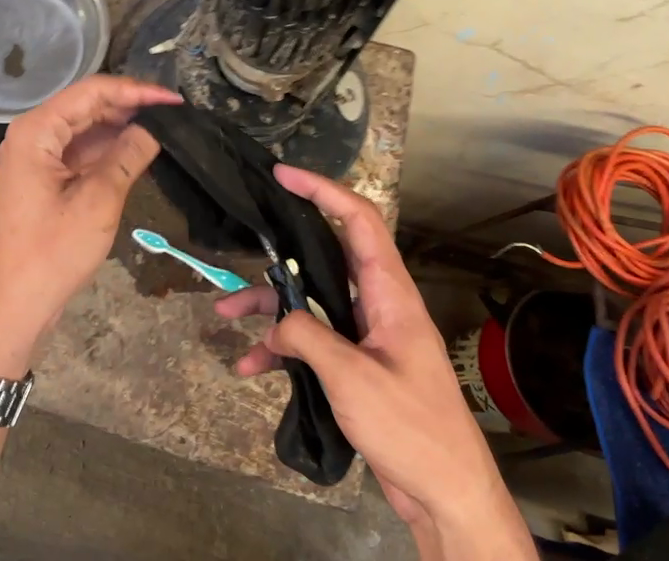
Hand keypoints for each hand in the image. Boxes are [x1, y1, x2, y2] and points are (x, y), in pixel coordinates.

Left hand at [0, 75, 181, 378]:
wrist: (16, 303)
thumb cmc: (53, 252)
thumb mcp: (98, 201)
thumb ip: (127, 156)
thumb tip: (154, 127)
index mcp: (36, 131)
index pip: (91, 91)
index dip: (135, 90)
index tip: (173, 99)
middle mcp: (32, 134)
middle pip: (87, 105)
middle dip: (130, 105)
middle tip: (175, 111)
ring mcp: (37, 156)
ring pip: (86, 127)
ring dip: (122, 125)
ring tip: (165, 124)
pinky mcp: (45, 176)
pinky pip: (81, 149)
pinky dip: (109, 147)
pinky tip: (140, 147)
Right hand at [216, 166, 534, 559]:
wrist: (446, 493)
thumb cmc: (410, 427)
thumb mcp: (352, 378)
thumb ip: (308, 337)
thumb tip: (277, 321)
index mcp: (389, 294)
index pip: (359, 220)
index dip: (323, 190)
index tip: (284, 175)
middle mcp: (378, 305)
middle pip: (326, 259)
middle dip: (281, 253)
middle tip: (245, 237)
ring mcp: (367, 336)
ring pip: (310, 304)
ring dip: (268, 308)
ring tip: (222, 315)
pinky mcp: (357, 366)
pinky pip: (311, 343)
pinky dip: (281, 351)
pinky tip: (249, 366)